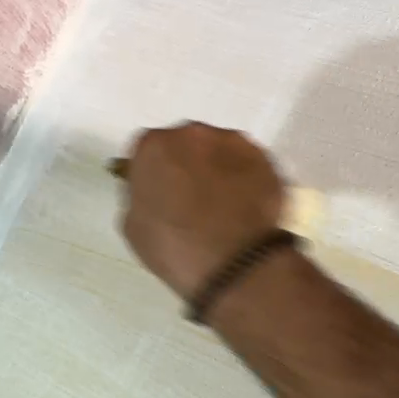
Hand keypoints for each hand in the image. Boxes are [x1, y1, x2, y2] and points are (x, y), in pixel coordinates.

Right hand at [119, 123, 287, 300]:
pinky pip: (244, 164)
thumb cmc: (174, 246)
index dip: (151, 172)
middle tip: (188, 197)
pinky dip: (241, 177)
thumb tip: (155, 191)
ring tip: (220, 202)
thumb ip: (141, 195)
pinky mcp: (264, 159)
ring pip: (216, 150)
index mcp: (153, 147)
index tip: (156, 192)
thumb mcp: (134, 224)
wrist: (235, 263)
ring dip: (214, 168)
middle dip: (183, 165)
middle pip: (183, 144)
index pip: (146, 150)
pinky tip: (242, 204)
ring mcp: (232, 143)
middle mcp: (191, 134)